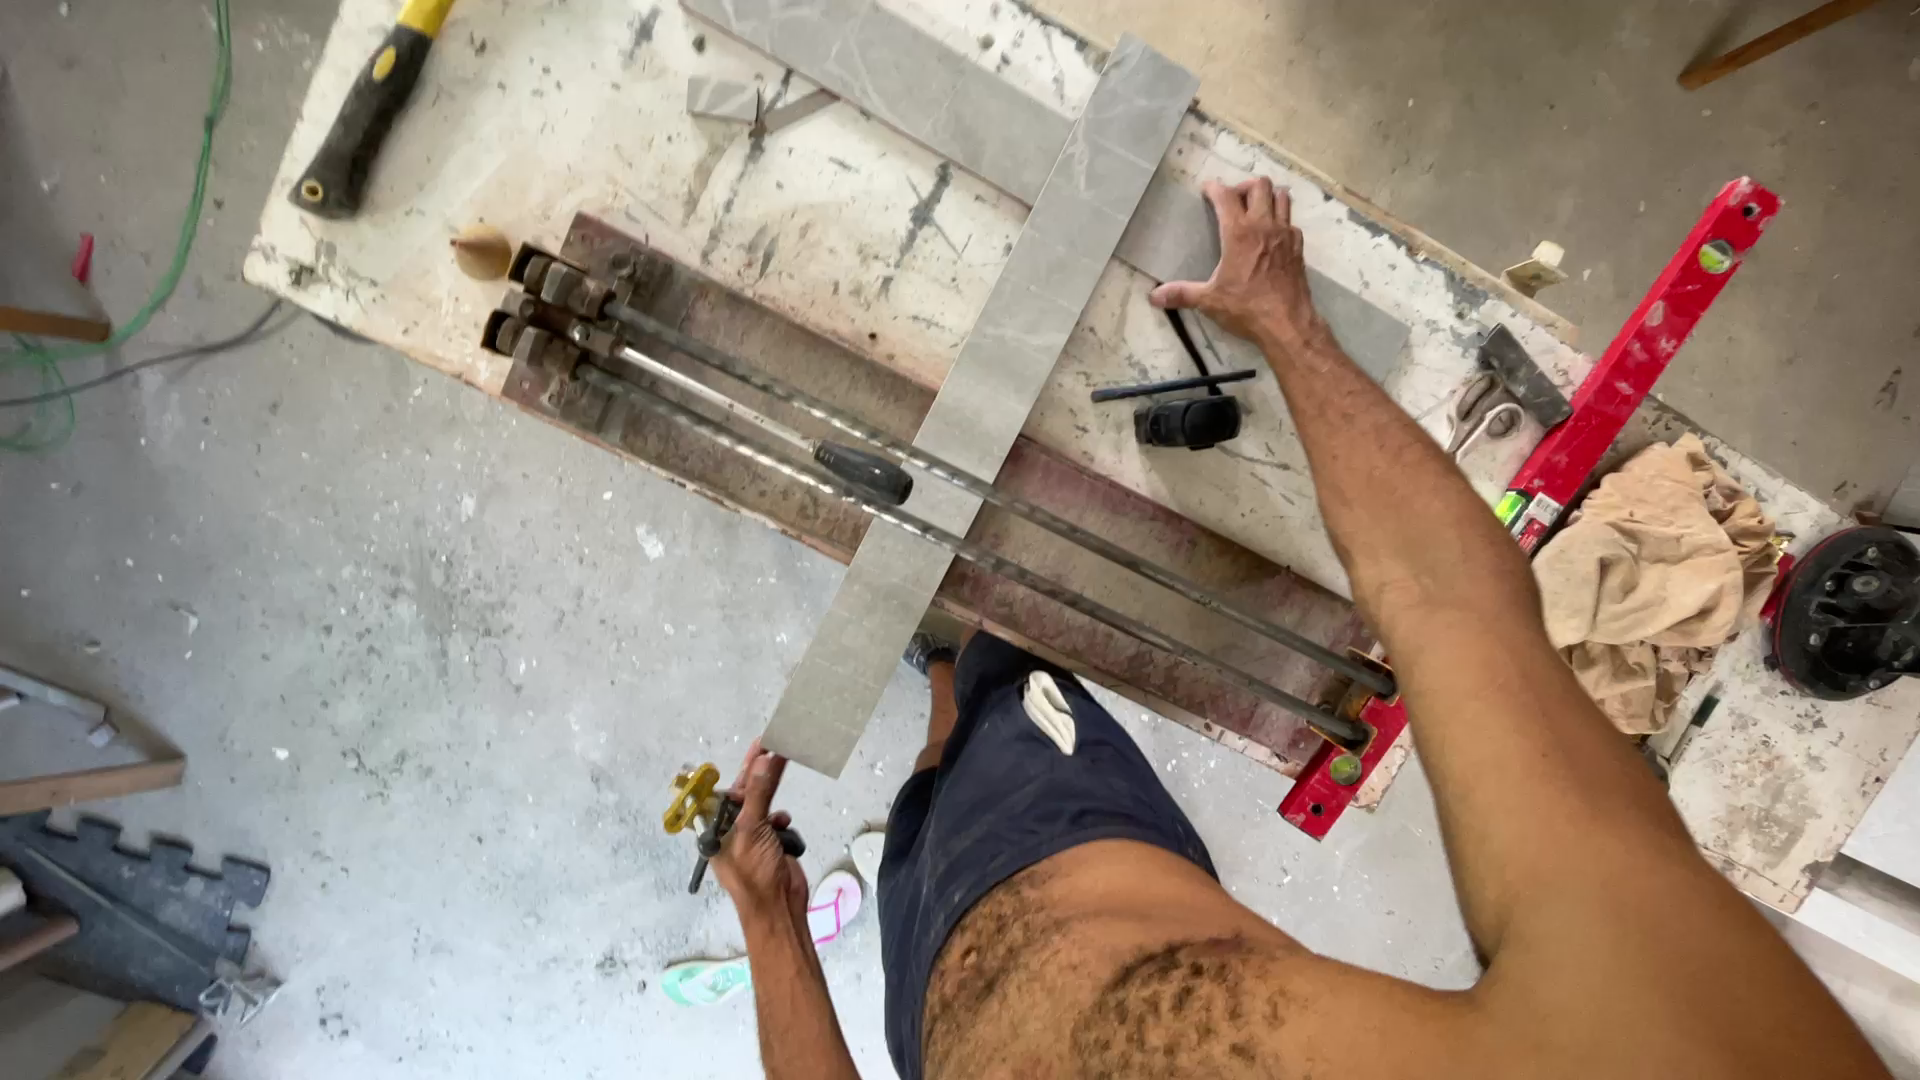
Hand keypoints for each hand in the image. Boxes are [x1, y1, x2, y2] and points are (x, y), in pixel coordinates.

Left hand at [711, 740, 807, 932]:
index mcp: (715, 828)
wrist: (778, 908)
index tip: (760, 746)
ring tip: (781, 784)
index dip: (743, 769)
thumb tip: (764, 758)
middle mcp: (731, 829)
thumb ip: (759, 793)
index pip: (726, 790)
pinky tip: (785, 826)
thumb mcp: (752, 830)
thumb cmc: (755, 873)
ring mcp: (753, 835)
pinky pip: (777, 819)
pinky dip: (783, 821)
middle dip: (761, 772)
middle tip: (775, 743)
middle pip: (747, 792)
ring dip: (773, 801)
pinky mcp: (772, 841)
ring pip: (765, 803)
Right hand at [1148, 177, 1327, 349]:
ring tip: (1255, 208)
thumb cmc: (1246, 308)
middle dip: (1243, 186)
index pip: (1226, 197)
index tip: (1207, 188)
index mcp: (1239, 234)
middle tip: (1232, 199)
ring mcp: (1285, 234)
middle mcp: (1264, 226)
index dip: (1215, 188)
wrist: (1286, 323)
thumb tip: (1154, 297)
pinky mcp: (1297, 247)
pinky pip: (1290, 221)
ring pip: (1281, 196)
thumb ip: (1182, 294)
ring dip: (1267, 196)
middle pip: (1259, 186)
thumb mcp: (1209, 301)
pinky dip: (1281, 219)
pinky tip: (1271, 234)